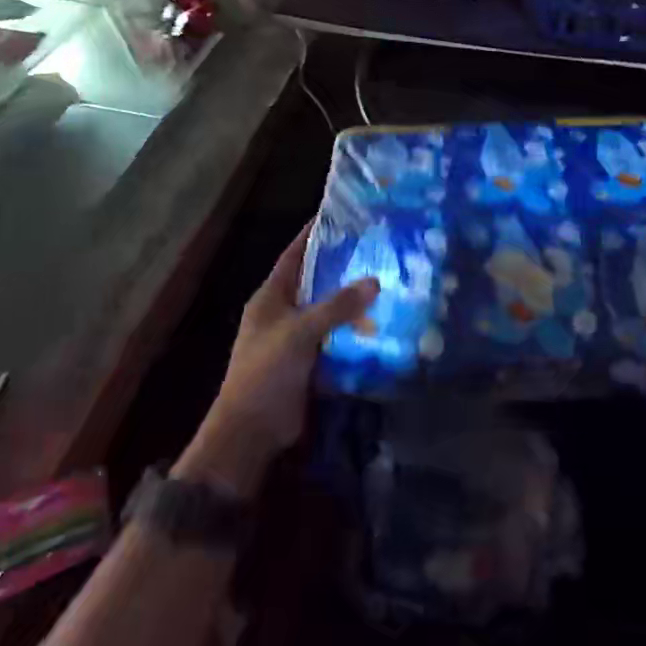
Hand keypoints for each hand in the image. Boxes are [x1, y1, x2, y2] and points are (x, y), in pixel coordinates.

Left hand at [177, 224, 376, 496]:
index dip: (317, 233)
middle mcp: (284, 311)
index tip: (346, 214)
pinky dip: (359, 327)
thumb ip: (337, 306)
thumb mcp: (300, 334)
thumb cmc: (266, 374)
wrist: (252, 431)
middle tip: (383, 246)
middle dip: (347, 265)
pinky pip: (340, 334)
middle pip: (319, 279)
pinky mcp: (313, 358)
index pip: (295, 255)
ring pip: (333, 308)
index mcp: (271, 298)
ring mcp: (298, 336)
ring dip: (358, 299)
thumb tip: (374, 281)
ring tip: (393, 281)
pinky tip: (387, 321)